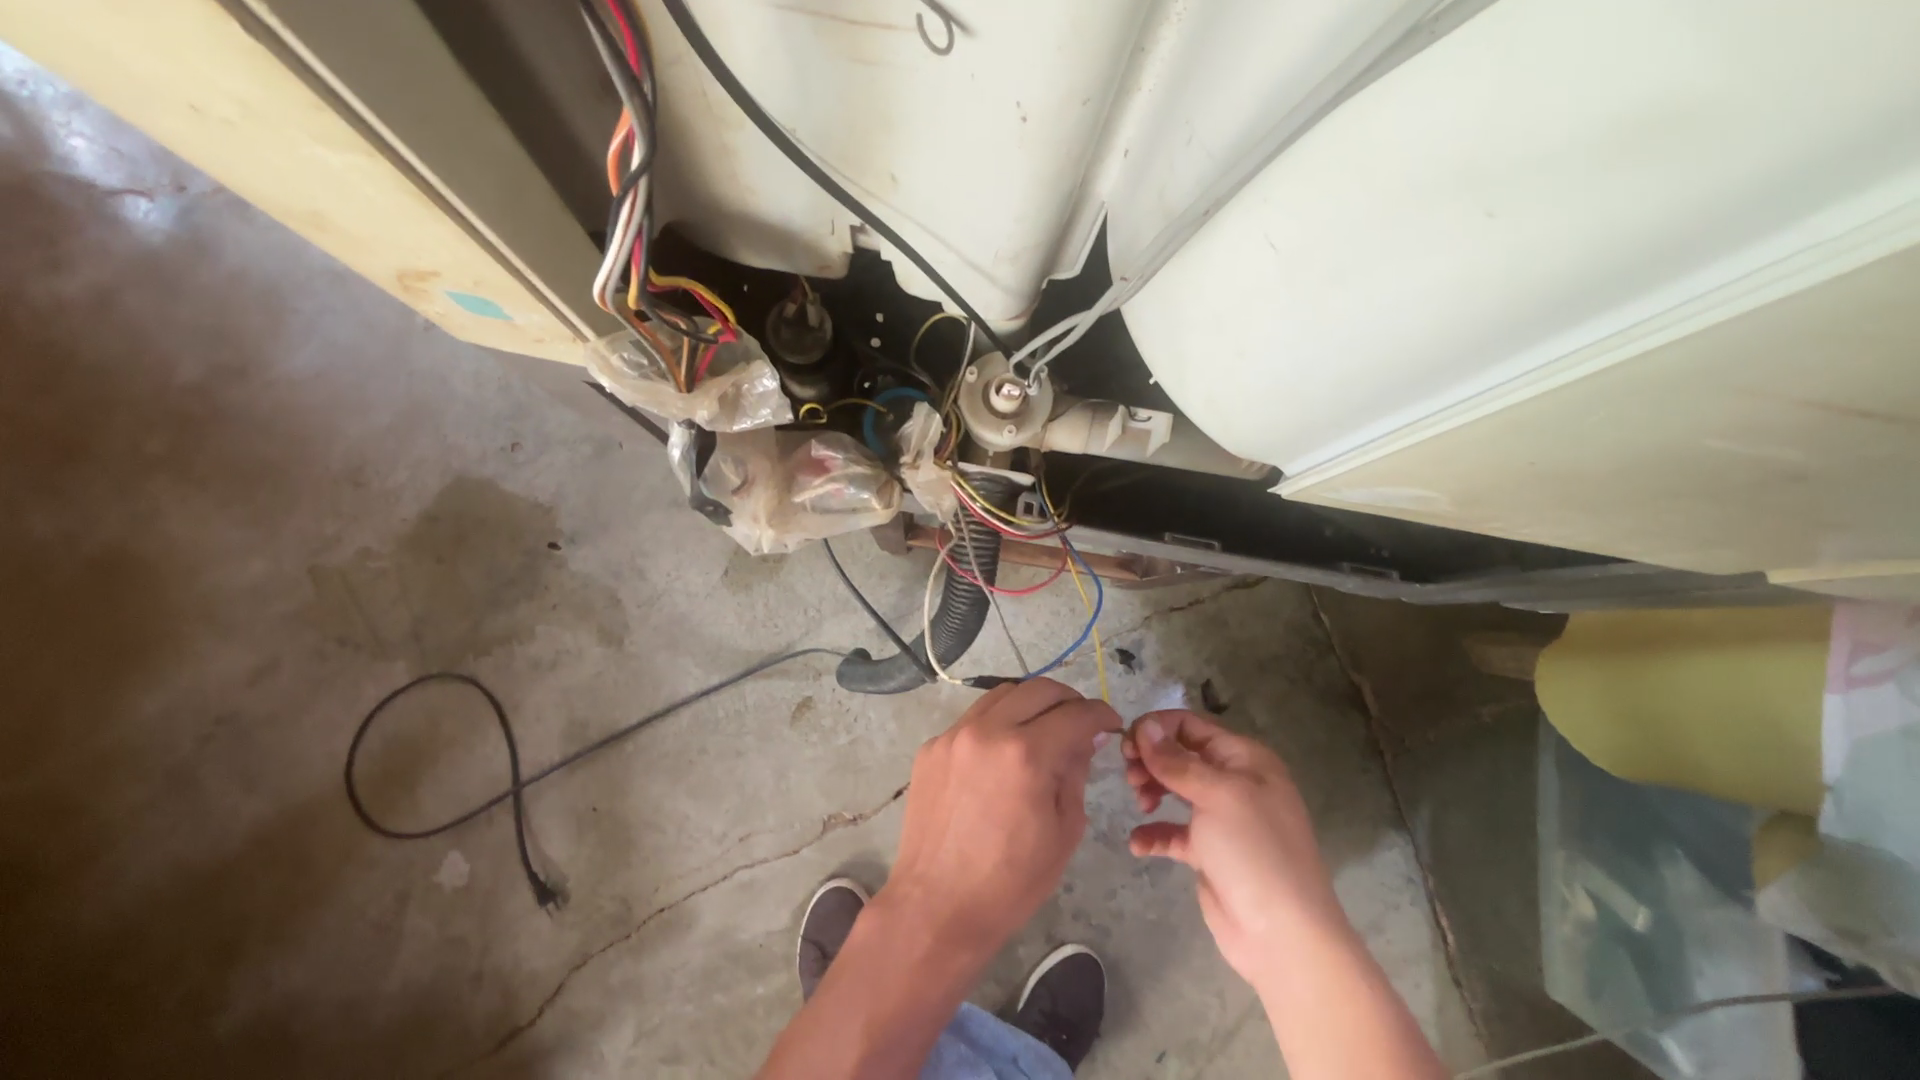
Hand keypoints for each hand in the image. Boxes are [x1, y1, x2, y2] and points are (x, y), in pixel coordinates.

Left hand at [878, 678, 1119, 960]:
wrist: (937, 906)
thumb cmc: (1011, 881)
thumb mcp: (1064, 830)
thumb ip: (1076, 773)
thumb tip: (1085, 739)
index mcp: (1026, 754)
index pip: (1075, 713)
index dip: (1100, 714)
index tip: (1110, 723)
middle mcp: (987, 731)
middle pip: (1038, 689)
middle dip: (1068, 700)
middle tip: (1081, 722)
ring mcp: (953, 736)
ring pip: (1001, 695)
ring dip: (1030, 703)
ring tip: (1044, 729)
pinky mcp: (931, 748)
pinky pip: (972, 719)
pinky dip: (997, 723)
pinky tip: (1004, 754)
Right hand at [1122, 710, 1348, 987]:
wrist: (1282, 933)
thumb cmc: (1254, 850)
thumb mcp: (1217, 795)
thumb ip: (1176, 761)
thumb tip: (1144, 726)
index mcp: (1244, 759)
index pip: (1191, 726)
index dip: (1156, 730)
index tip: (1126, 746)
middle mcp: (1234, 783)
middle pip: (1181, 756)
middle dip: (1151, 760)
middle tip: (1130, 779)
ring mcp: (1222, 820)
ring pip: (1175, 791)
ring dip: (1151, 791)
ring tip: (1140, 806)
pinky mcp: (1210, 854)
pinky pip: (1174, 834)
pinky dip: (1155, 834)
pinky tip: (1139, 844)